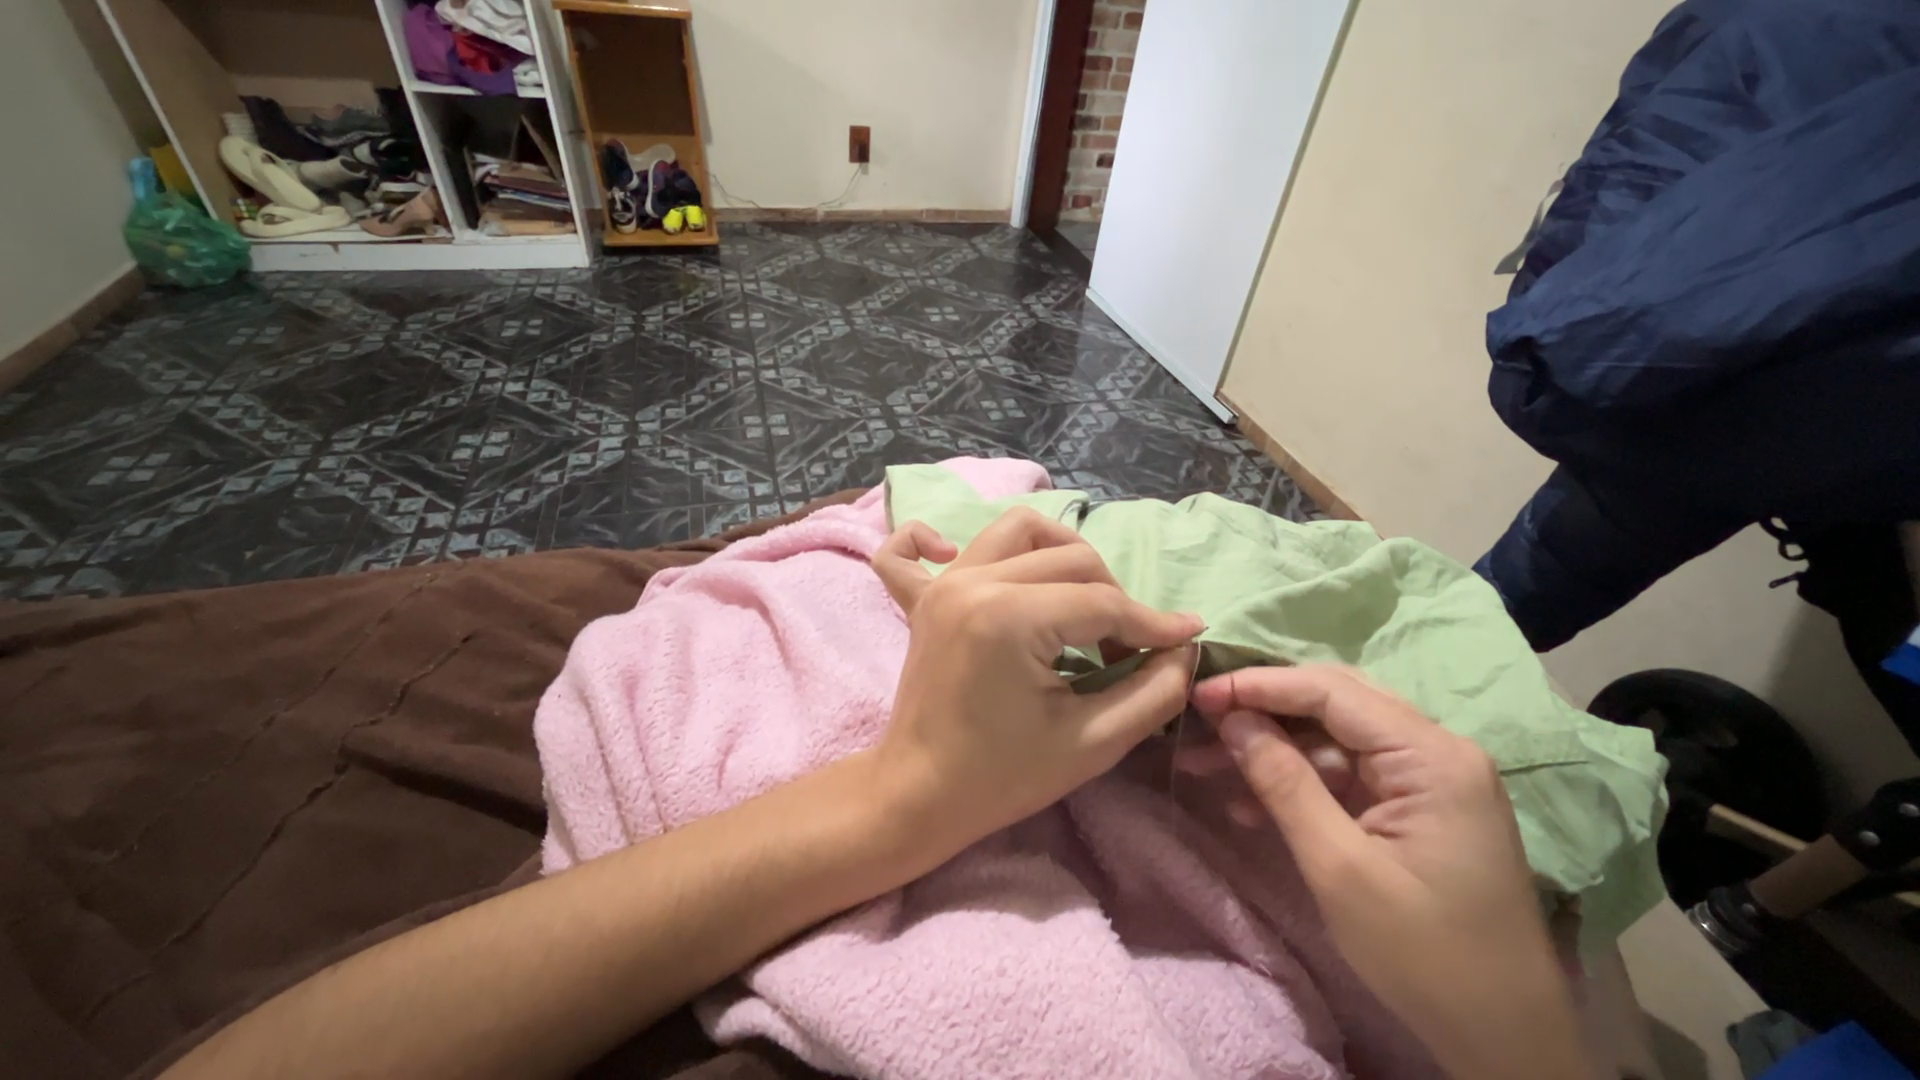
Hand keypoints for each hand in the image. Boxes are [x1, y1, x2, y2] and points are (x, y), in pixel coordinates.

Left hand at [868, 509, 1201, 858]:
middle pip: (1070, 559)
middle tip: (1126, 650)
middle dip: (1114, 598)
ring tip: (1080, 601)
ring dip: (1060, 555)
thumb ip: (1152, 691)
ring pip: (1017, 532)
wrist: (920, 797)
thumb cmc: (1004, 778)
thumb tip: (1184, 648)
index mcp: (1010, 617)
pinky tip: (958, 556)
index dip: (1152, 623)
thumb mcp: (1093, 743)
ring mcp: (942, 585)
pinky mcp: (922, 599)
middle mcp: (972, 582)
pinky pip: (911, 550)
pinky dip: (933, 539)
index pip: (1103, 602)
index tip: (1187, 639)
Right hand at [1190, 666, 1588, 1079]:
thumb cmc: (1424, 953)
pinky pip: (1349, 773)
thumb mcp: (1338, 867)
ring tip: (1206, 762)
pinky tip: (1249, 803)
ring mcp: (1431, 779)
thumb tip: (1232, 719)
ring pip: (1336, 736)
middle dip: (1263, 708)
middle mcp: (1437, 751)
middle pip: (1336, 702)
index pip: (1332, 691)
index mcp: (1431, 757)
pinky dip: (1299, 780)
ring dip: (1274, 746)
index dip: (1260, 685)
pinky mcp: (1419, 807)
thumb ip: (1284, 782)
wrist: (1503, 1035)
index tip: (1200, 695)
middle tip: (1202, 718)